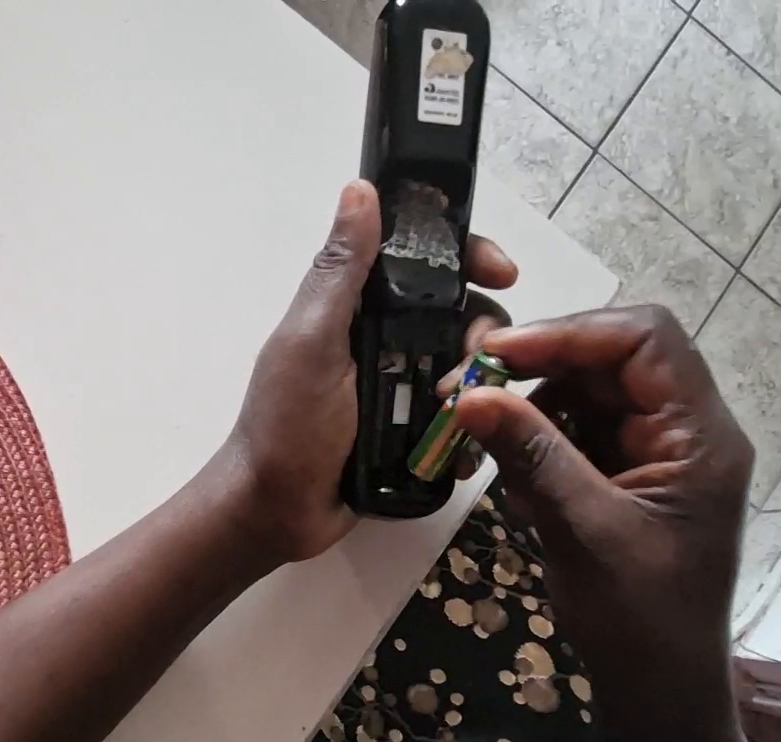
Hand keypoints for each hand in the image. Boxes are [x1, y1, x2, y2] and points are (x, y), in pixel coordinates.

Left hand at [222, 179, 518, 562]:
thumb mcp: (310, 342)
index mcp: (355, 310)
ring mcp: (398, 389)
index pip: (423, 261)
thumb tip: (360, 191)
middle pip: (459, 315)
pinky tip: (464, 446)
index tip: (501, 271)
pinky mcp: (410, 432)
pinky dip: (469, 427)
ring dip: (477, 386)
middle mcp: (382, 342)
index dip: (467, 256)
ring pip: (467, 368)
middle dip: (482, 335)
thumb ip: (337, 273)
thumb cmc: (287, 425)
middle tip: (474, 368)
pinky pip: (460, 417)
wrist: (279, 511)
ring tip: (455, 414)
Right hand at [453, 306, 752, 707]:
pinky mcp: (620, 475)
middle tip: (465, 389)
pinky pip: (573, 433)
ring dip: (528, 407)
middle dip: (536, 367)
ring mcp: (649, 452)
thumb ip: (531, 457)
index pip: (645, 340)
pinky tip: (512, 479)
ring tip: (482, 439)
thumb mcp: (582, 531)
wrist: (656, 682)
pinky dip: (533, 443)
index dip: (568, 334)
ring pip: (585, 394)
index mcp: (699, 435)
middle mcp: (680, 430)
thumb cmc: (637, 616)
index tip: (493, 356)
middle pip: (610, 360)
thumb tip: (470, 397)